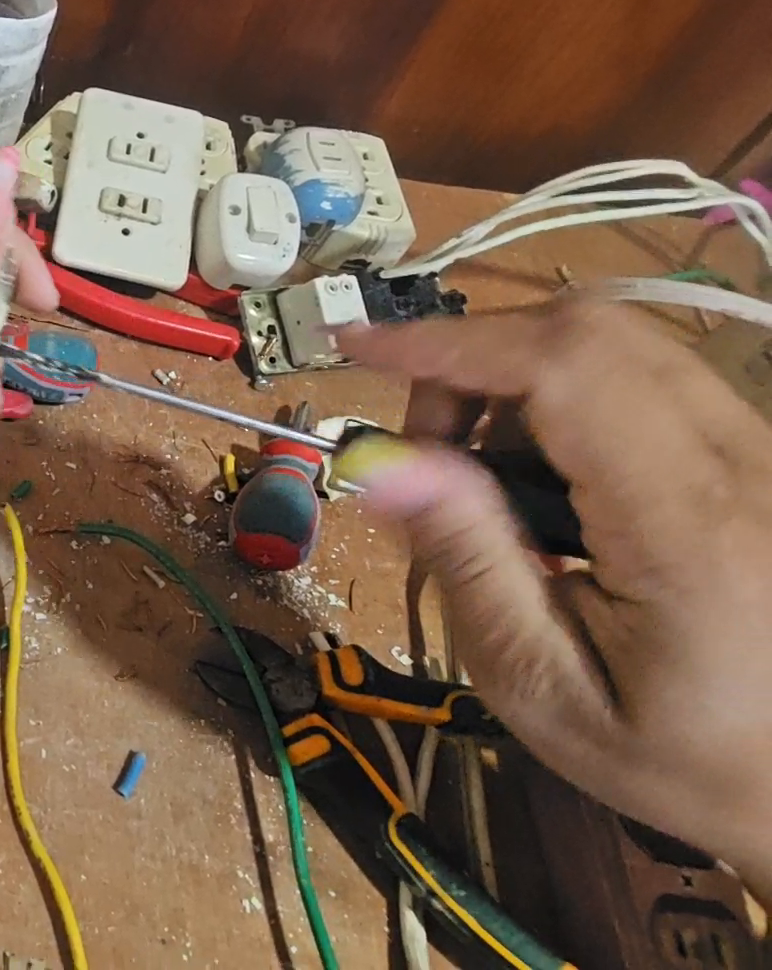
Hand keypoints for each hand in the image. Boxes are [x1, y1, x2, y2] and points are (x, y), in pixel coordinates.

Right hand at [337, 300, 771, 893]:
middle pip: (589, 334)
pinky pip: (640, 379)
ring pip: (614, 346)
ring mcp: (766, 455)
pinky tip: (532, 476)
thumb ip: (465, 560)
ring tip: (470, 471)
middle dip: (467, 363)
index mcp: (689, 526)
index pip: (564, 369)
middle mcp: (750, 465)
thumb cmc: (677, 753)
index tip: (355, 346)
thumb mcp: (537, 677)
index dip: (446, 341)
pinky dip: (550, 400)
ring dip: (506, 381)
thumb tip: (384, 465)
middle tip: (419, 446)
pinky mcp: (760, 458)